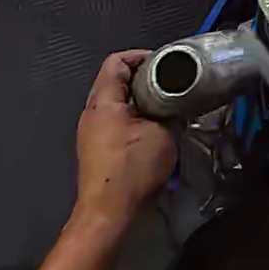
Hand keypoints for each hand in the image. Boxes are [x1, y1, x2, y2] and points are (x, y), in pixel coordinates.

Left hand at [71, 50, 174, 228]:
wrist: (108, 213)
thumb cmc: (133, 169)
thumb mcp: (163, 133)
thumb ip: (170, 110)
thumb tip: (177, 102)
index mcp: (103, 102)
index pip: (116, 62)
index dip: (140, 56)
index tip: (164, 63)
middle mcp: (92, 113)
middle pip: (114, 79)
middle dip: (143, 75)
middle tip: (170, 79)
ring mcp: (91, 131)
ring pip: (116, 99)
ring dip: (139, 95)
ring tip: (166, 99)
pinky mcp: (97, 147)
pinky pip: (115, 117)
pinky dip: (134, 112)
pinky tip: (154, 122)